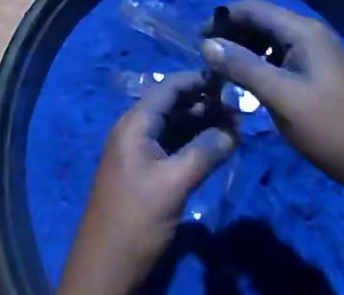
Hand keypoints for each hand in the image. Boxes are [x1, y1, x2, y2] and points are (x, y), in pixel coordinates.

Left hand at [57, 72, 235, 294]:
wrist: (105, 266)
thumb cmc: (136, 219)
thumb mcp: (173, 184)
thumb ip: (203, 154)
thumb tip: (232, 132)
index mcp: (134, 124)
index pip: (167, 88)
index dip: (196, 80)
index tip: (227, 78)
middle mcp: (134, 130)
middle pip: (171, 105)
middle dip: (203, 103)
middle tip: (238, 106)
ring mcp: (138, 151)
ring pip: (173, 126)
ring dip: (200, 123)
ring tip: (233, 125)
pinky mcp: (145, 172)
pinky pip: (171, 145)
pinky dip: (192, 143)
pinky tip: (215, 146)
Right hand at [201, 0, 343, 188]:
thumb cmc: (330, 129)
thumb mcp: (280, 97)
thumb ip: (243, 67)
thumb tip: (206, 44)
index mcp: (303, 31)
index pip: (253, 8)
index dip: (223, 19)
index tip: (198, 41)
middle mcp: (311, 33)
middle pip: (262, 20)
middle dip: (233, 34)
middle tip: (208, 59)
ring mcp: (318, 53)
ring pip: (271, 39)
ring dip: (245, 49)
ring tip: (224, 72)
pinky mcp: (320, 72)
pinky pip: (282, 55)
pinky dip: (261, 62)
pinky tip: (250, 83)